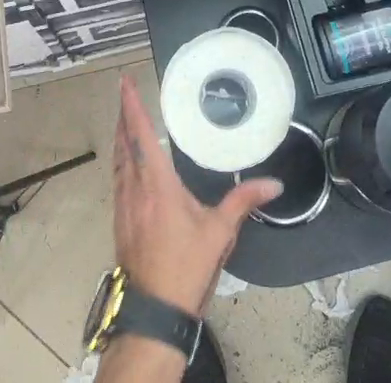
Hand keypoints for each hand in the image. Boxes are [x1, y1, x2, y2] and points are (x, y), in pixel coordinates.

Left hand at [112, 75, 281, 315]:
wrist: (154, 309)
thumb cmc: (186, 266)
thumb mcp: (219, 232)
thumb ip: (243, 201)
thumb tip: (273, 183)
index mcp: (156, 184)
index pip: (140, 135)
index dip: (132, 106)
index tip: (124, 82)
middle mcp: (134, 189)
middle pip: (122, 144)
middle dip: (123, 116)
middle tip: (126, 95)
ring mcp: (123, 206)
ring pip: (117, 162)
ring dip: (119, 139)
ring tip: (126, 123)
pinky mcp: (120, 221)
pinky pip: (117, 179)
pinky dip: (121, 161)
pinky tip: (128, 165)